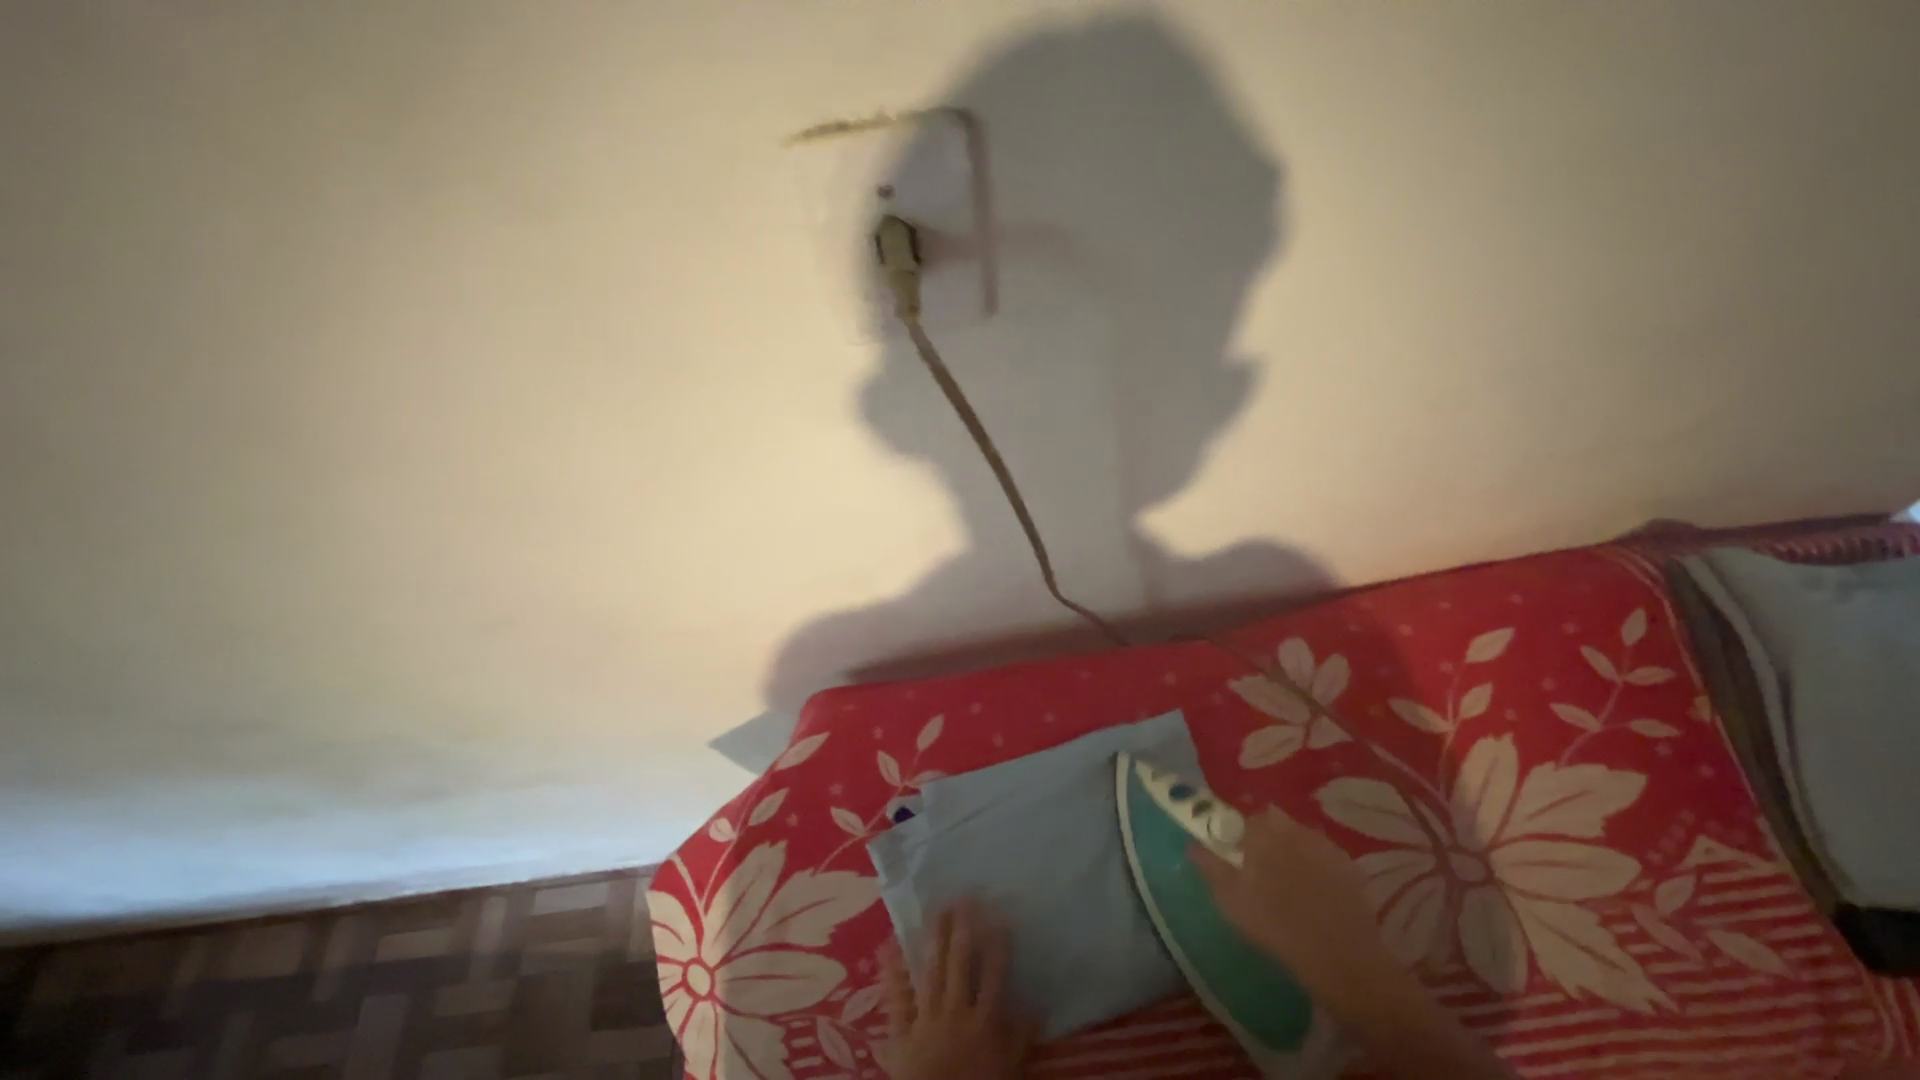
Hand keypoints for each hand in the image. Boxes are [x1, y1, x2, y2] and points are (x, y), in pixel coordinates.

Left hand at [883, 902, 1034, 1079]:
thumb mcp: (1009, 1068)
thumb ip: (1022, 1037)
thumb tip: (1039, 1005)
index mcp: (983, 1020)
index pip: (992, 975)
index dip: (997, 945)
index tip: (999, 914)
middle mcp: (955, 1009)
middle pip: (959, 963)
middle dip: (962, 929)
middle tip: (964, 896)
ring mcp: (927, 1015)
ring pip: (931, 971)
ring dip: (934, 939)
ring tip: (937, 908)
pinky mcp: (903, 1028)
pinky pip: (897, 997)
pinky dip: (893, 972)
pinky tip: (890, 945)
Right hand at [1189, 808, 1405, 1017]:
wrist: (1337, 953)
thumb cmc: (1273, 923)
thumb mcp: (1230, 899)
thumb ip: (1210, 866)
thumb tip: (1192, 844)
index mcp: (1263, 832)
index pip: (1246, 816)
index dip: (1240, 832)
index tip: (1237, 852)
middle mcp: (1295, 829)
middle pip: (1276, 821)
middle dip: (1267, 835)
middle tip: (1261, 865)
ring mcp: (1325, 846)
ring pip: (1301, 836)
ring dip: (1292, 848)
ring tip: (1289, 880)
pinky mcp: (1349, 865)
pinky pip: (1324, 855)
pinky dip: (1316, 865)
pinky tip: (1315, 891)